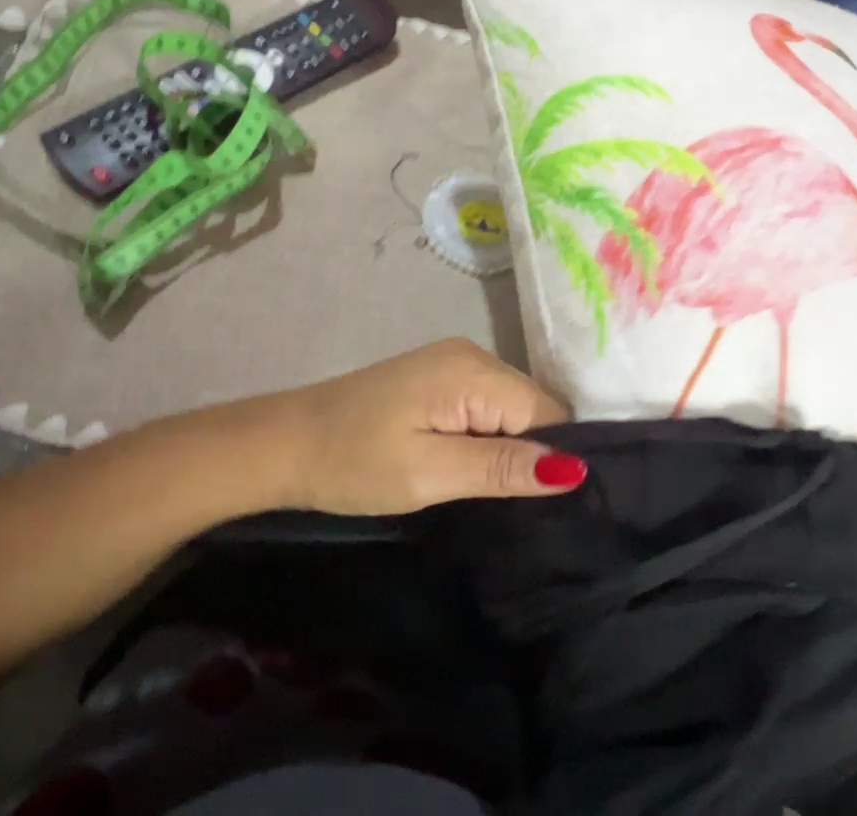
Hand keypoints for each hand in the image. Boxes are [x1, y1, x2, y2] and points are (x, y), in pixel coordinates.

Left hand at [171, 339, 582, 516]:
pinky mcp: (438, 376)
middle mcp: (473, 355)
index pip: (549, 414)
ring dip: (507, 445)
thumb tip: (574, 469)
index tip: (536, 502)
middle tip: (504, 500)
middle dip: (530, 451)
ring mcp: (454, 362)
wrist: (282, 444)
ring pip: (512, 407)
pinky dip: (487, 434)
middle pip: (534, 407)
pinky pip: (487, 404)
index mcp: (474, 373)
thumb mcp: (429, 474)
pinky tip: (467, 462)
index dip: (550, 457)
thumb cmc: (353, 463)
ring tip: (483, 486)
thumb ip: (502, 468)